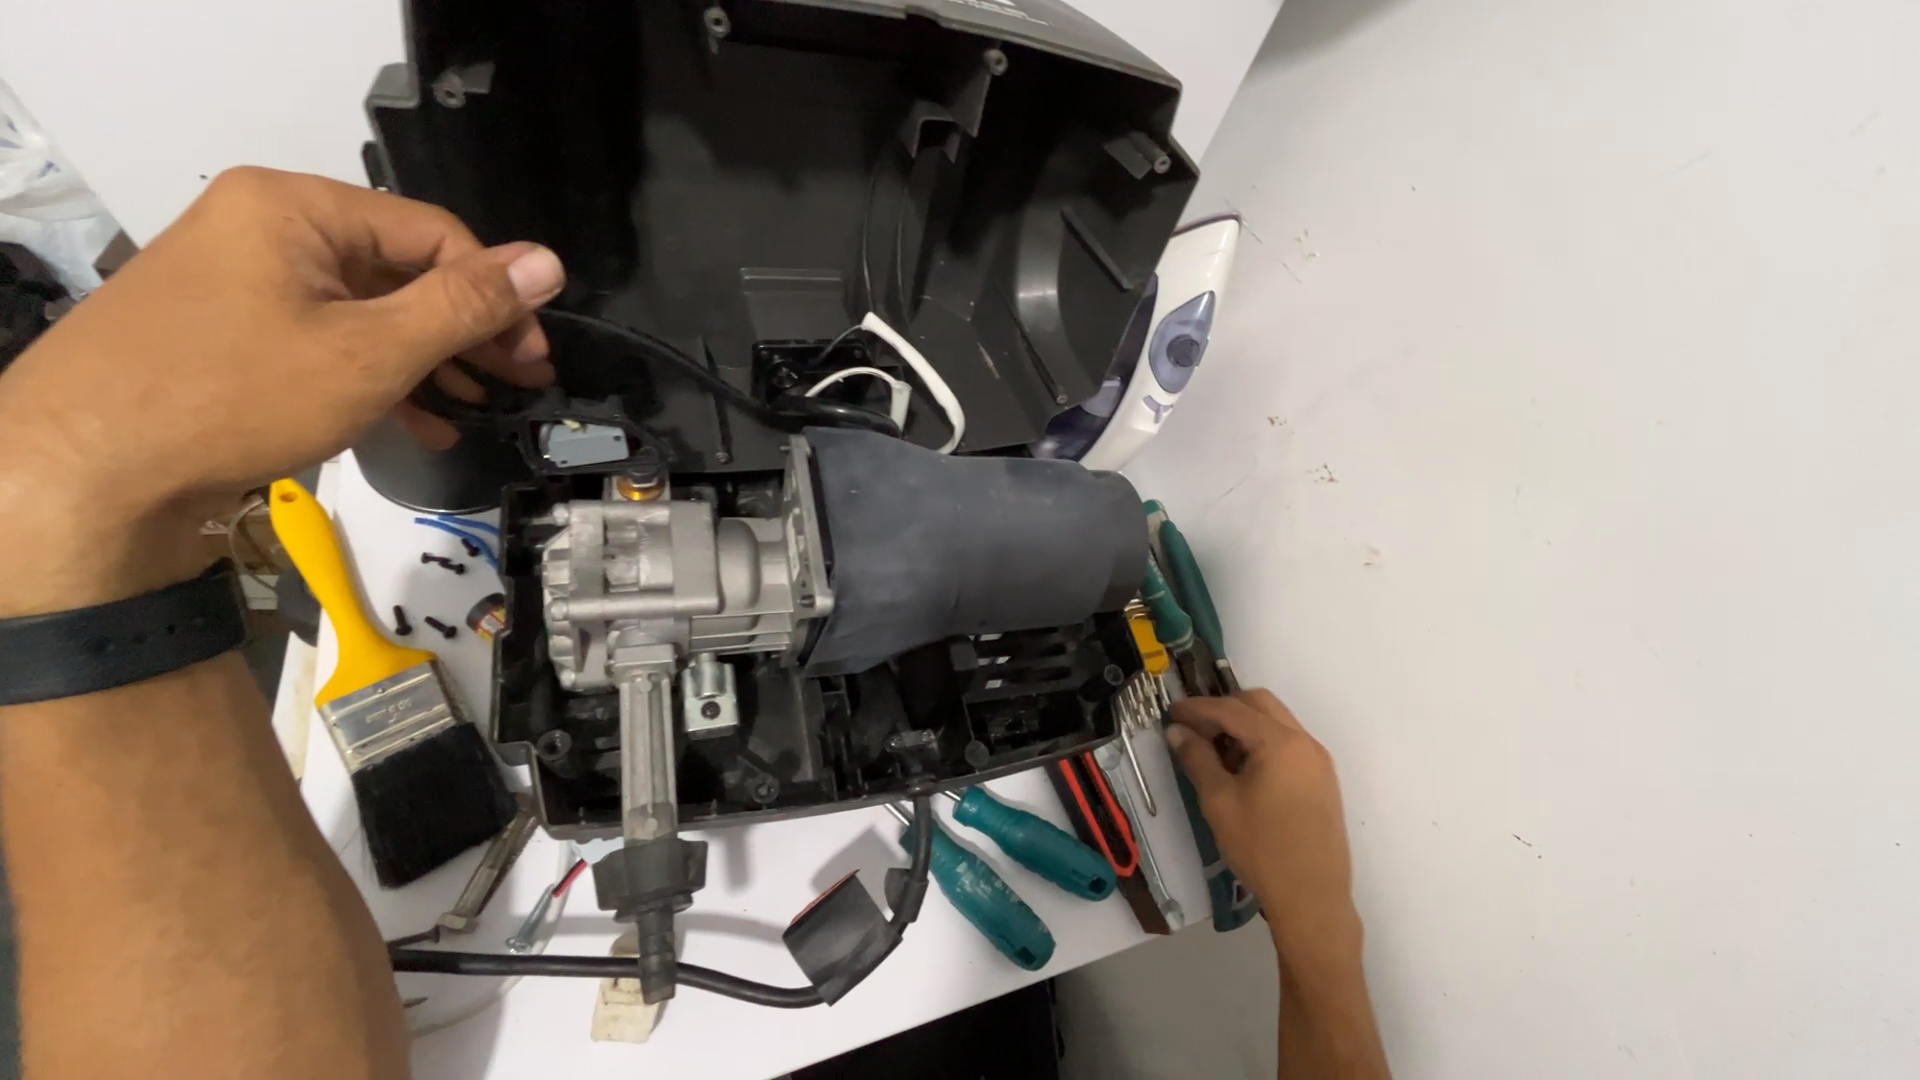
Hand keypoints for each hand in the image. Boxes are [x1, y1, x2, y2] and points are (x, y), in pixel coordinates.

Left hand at [0, 167, 565, 611]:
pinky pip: (341, 341)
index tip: (535, 356)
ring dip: (440, 359)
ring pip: (380, 312)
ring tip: (486, 403)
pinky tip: (431, 421)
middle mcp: (275, 230)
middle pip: (409, 272)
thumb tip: (549, 262)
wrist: (89, 473)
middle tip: (526, 379)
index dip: (498, 295)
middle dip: (474, 330)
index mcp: (298, 209)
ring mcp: (257, 283)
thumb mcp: (373, 350)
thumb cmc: (238, 396)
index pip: (437, 235)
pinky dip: (391, 378)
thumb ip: (467, 305)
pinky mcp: (248, 332)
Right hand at [1167, 690, 1358, 953]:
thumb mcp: (1218, 800)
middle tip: (1194, 728)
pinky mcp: (1322, 781)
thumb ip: (1197, 757)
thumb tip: (1178, 731)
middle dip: (1223, 709)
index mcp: (1280, 742)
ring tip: (1214, 752)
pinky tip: (1241, 770)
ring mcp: (1318, 761)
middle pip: (1259, 704)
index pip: (1231, 709)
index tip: (1171, 713)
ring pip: (1275, 722)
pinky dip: (1261, 743)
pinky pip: (1288, 744)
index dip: (1197, 708)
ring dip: (1243, 726)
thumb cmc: (1261, 848)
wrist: (1313, 901)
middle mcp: (1305, 742)